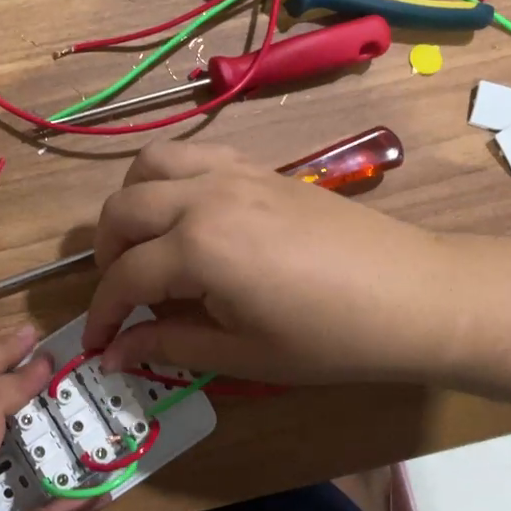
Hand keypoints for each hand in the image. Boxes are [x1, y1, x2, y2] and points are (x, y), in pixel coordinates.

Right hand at [83, 141, 461, 384]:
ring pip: (149, 165)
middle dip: (106, 254)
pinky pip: (191, 155)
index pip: (124, 276)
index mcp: (197, 246)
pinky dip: (170, 179)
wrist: (413, 295)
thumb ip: (168, 343)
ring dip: (132, 203)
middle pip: (121, 210)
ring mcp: (231, 172)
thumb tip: (113, 353)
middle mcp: (203, 196)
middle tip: (122, 294)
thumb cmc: (329, 338)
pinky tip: (188, 216)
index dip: (102, 313)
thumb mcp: (243, 354)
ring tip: (146, 243)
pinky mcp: (256, 166)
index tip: (97, 344)